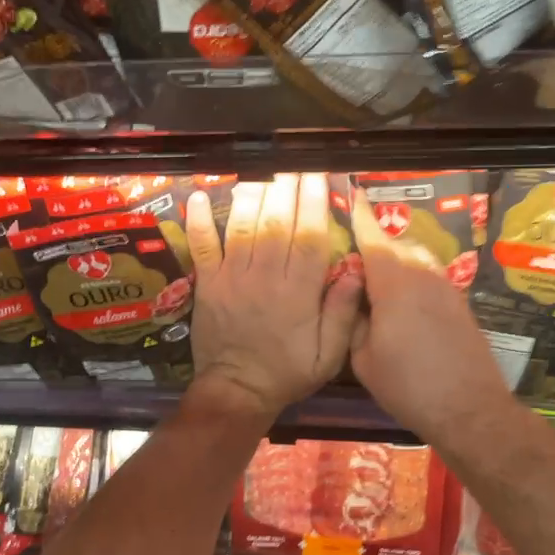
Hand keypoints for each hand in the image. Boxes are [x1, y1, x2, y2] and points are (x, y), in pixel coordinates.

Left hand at [184, 174, 363, 418]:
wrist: (237, 391)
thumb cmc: (288, 372)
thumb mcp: (329, 355)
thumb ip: (343, 312)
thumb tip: (356, 269)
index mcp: (298, 292)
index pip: (309, 237)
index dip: (315, 203)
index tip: (319, 176)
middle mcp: (265, 277)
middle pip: (277, 223)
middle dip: (286, 189)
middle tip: (293, 163)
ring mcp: (232, 278)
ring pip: (242, 226)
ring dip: (251, 195)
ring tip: (261, 172)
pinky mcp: (207, 283)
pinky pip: (201, 246)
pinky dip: (198, 220)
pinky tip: (200, 195)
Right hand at [347, 185, 517, 449]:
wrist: (469, 409)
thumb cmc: (408, 385)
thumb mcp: (361, 358)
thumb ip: (353, 319)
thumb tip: (351, 297)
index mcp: (394, 282)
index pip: (372, 235)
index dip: (357, 213)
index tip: (347, 191)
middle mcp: (422, 274)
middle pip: (394, 243)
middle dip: (372, 240)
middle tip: (347, 251)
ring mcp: (445, 286)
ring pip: (413, 258)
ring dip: (393, 259)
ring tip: (370, 277)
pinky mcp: (457, 302)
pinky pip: (426, 275)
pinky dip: (408, 276)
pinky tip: (396, 300)